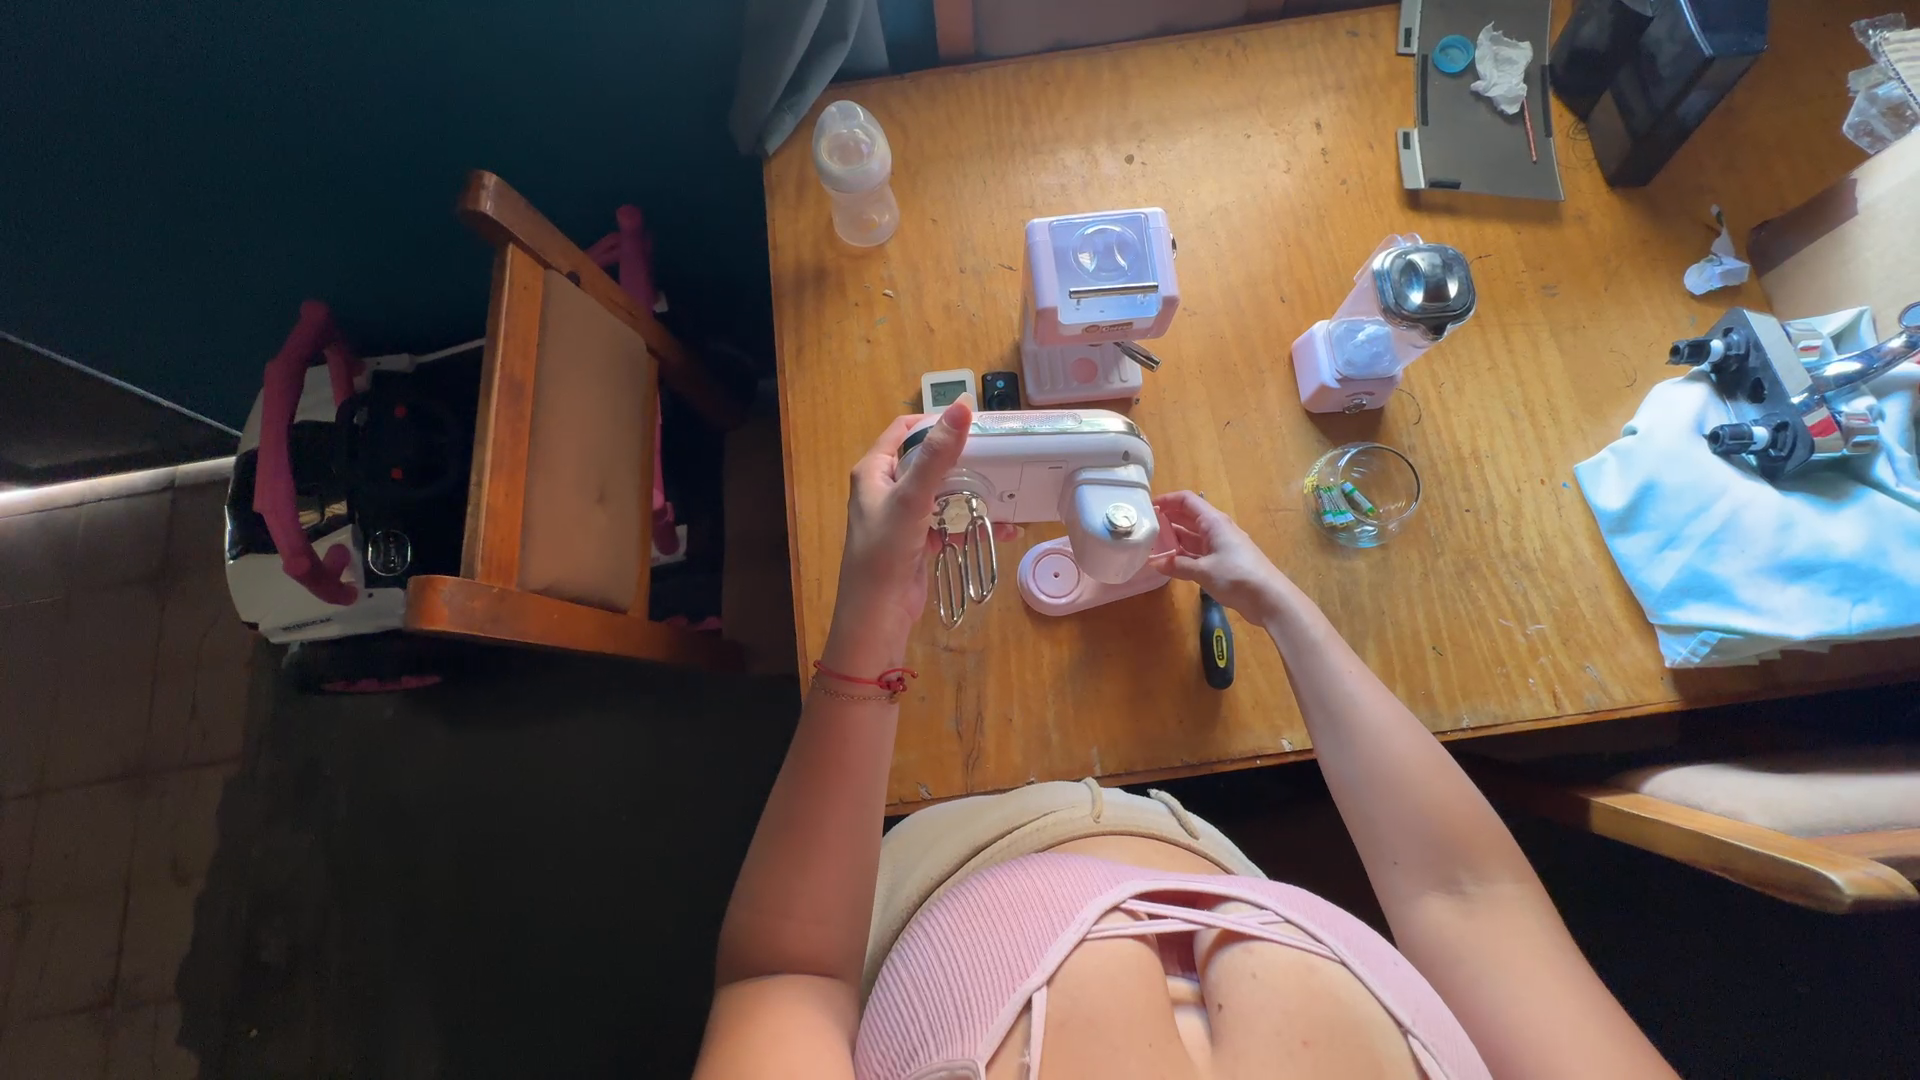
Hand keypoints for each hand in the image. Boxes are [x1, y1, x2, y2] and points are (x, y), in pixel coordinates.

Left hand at [828, 398, 1009, 656]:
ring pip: (942, 492)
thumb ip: (937, 454)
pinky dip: (971, 523)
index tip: (974, 422)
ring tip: (1007, 492)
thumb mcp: (912, 498)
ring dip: (972, 493)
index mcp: (873, 470)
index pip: (905, 430)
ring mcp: (903, 516)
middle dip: (963, 459)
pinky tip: (1002, 528)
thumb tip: (962, 405)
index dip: (936, 421)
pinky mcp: (918, 540)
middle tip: (999, 455)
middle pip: (928, 461)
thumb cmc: (885, 551)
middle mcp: (885, 488)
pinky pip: (948, 522)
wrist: (878, 614)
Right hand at [1148, 491, 1297, 625]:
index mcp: (1213, 522)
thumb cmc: (1237, 576)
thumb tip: (1155, 563)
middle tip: (1144, 527)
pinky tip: (1168, 562)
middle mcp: (1216, 529)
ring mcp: (1220, 546)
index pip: (1187, 500)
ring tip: (1151, 544)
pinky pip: (1197, 552)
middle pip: (1188, 517)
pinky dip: (1183, 555)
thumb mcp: (1203, 570)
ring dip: (1173, 539)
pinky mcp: (1222, 562)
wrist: (1269, 598)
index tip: (1147, 508)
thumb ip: (1177, 565)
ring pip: (1191, 536)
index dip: (1167, 500)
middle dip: (1167, 519)